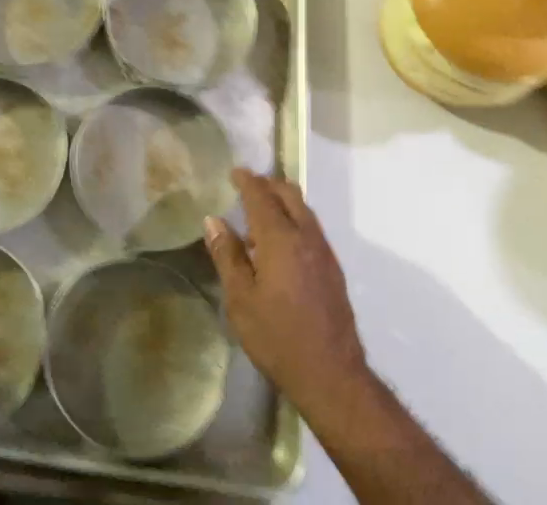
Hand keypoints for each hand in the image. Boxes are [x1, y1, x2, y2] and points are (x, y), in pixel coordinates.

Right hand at [204, 170, 373, 427]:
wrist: (331, 374)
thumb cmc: (277, 337)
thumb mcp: (240, 298)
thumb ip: (227, 255)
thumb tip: (213, 220)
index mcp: (281, 239)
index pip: (262, 196)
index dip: (247, 180)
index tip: (234, 171)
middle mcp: (307, 237)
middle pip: (290, 195)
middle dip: (268, 184)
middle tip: (246, 185)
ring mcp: (324, 253)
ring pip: (304, 211)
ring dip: (283, 202)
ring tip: (260, 211)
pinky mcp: (333, 270)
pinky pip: (312, 229)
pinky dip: (294, 220)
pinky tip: (280, 242)